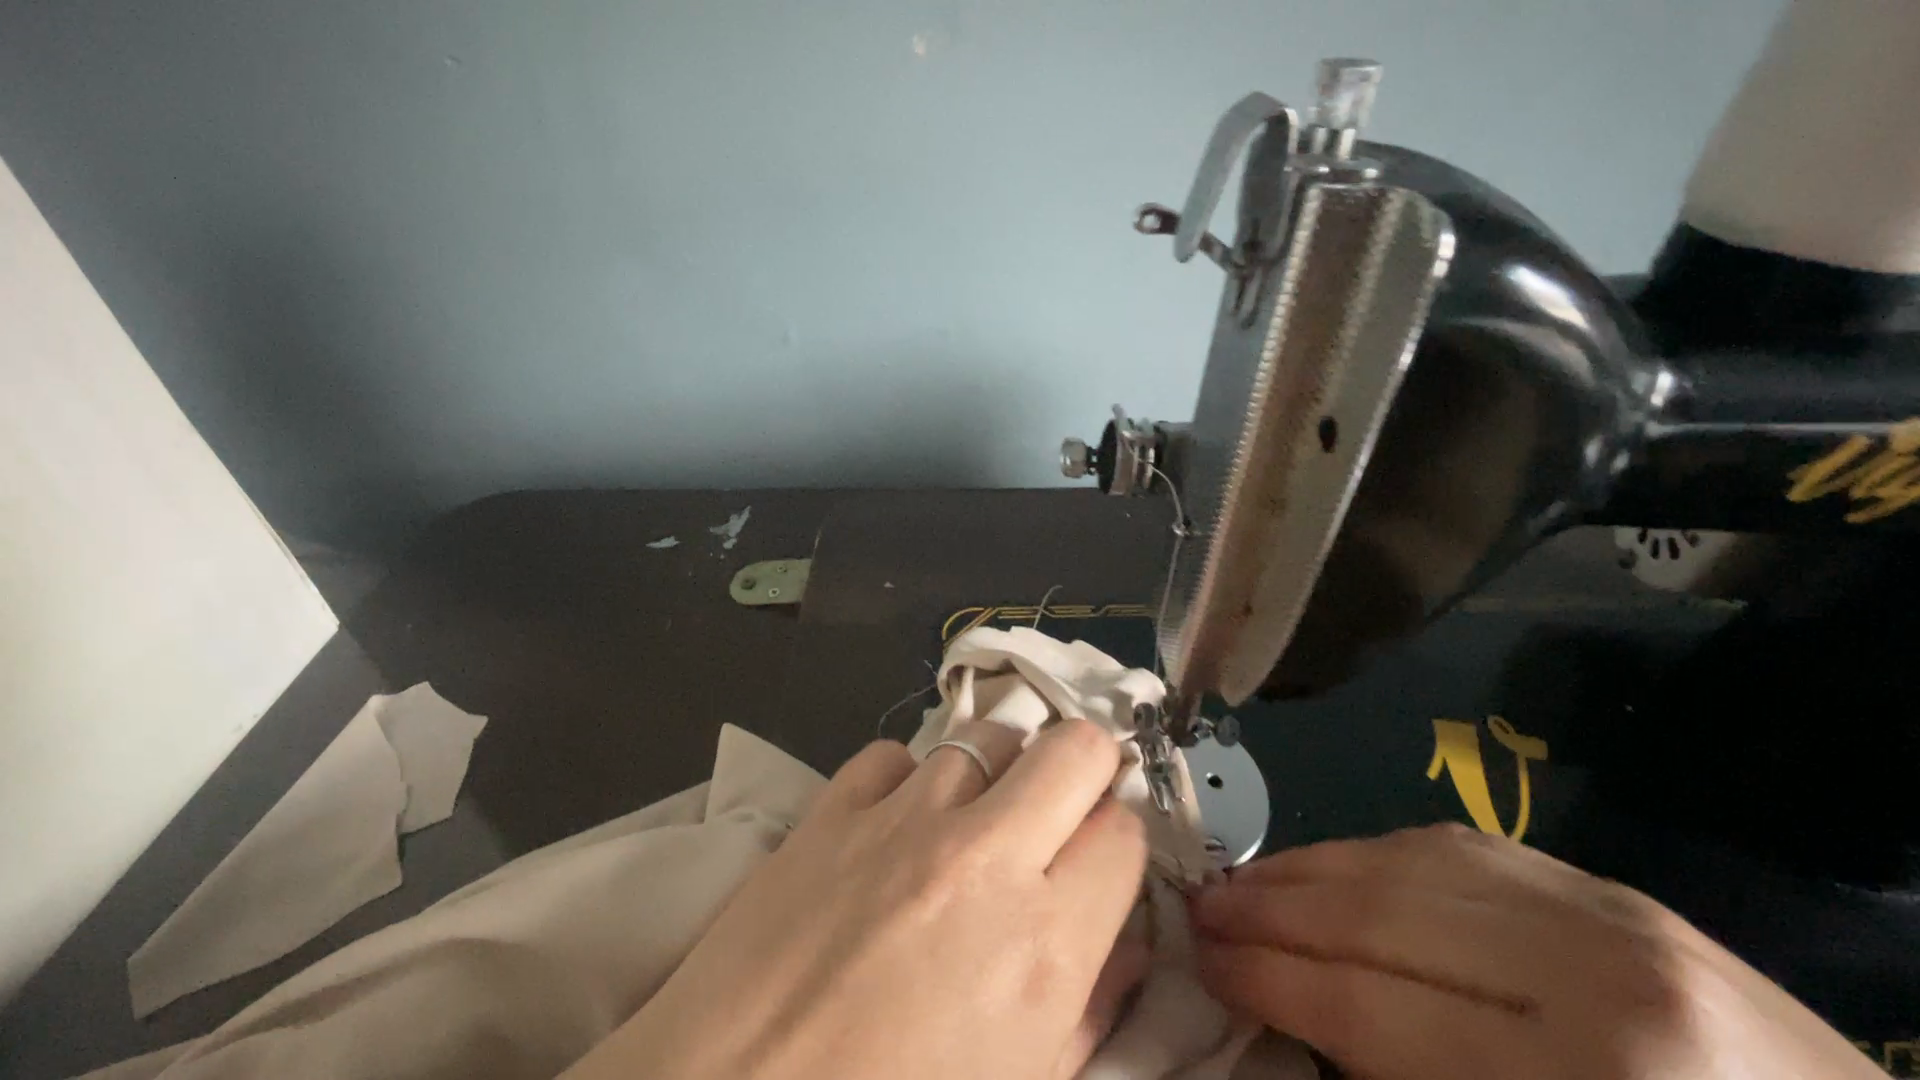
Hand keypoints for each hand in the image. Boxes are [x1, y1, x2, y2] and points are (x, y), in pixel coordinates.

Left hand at [565, 718, 1149, 1079]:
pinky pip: (893, 756)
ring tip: (970, 822)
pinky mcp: (830, 809)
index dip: (1117, 843)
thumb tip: (1126, 944)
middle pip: (1073, 748)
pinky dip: (906, 781)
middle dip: (1081, 770)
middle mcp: (983, 858)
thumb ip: (1090, 1008)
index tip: (1097, 859)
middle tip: (1057, 812)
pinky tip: (895, 824)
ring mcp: (901, 821)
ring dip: (993, 773)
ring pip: (984, 738)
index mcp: (1044, 942)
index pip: (1124, 832)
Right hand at [1193, 823, 1879, 1079]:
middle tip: (1199, 912)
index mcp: (1584, 1074)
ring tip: (1243, 883)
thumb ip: (1401, 1078)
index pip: (1372, 1006)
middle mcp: (1594, 971)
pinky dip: (1375, 854)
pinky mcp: (1613, 888)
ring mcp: (1609, 911)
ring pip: (1410, 863)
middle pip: (1381, 917)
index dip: (1271, 983)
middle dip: (1271, 914)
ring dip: (1309, 871)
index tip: (1204, 964)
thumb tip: (1292, 1018)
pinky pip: (1461, 849)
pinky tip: (1330, 866)